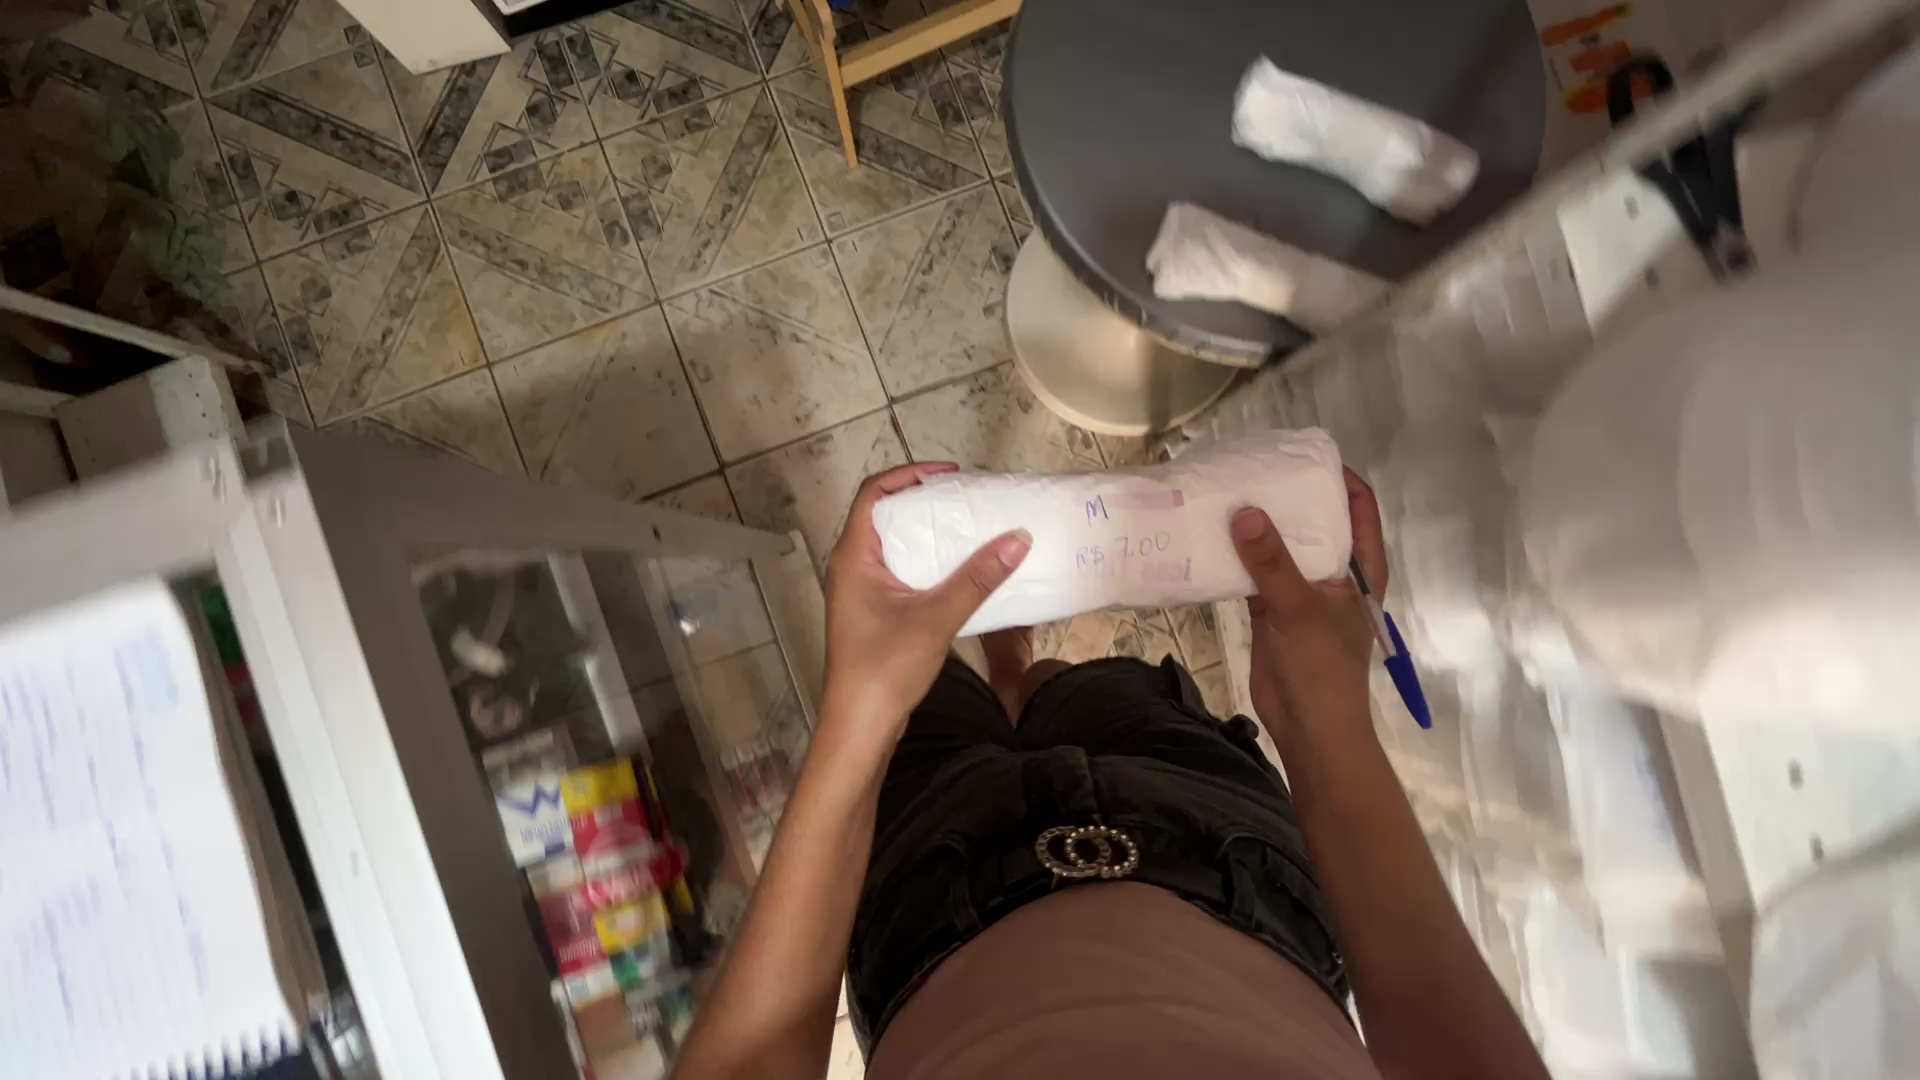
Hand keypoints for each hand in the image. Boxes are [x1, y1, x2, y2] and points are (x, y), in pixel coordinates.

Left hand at [821, 463, 1030, 739]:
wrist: (860, 726)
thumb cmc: (885, 668)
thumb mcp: (936, 618)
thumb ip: (977, 579)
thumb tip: (1018, 539)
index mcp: (854, 556)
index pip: (874, 493)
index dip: (910, 475)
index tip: (950, 475)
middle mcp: (852, 566)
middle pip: (885, 515)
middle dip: (925, 502)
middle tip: (968, 499)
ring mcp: (861, 590)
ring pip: (895, 545)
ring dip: (928, 533)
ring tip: (970, 528)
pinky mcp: (874, 612)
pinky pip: (901, 571)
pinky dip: (928, 561)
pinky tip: (961, 570)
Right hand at [1229, 468, 1386, 748]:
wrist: (1307, 724)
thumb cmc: (1321, 666)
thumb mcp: (1299, 608)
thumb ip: (1272, 561)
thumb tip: (1244, 511)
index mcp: (1358, 567)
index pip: (1358, 508)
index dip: (1338, 478)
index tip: (1302, 456)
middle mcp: (1332, 572)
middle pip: (1313, 522)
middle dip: (1286, 497)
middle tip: (1251, 470)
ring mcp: (1301, 590)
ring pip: (1280, 547)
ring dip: (1257, 526)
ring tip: (1224, 496)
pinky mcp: (1272, 608)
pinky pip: (1254, 572)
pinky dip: (1236, 557)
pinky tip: (1210, 539)